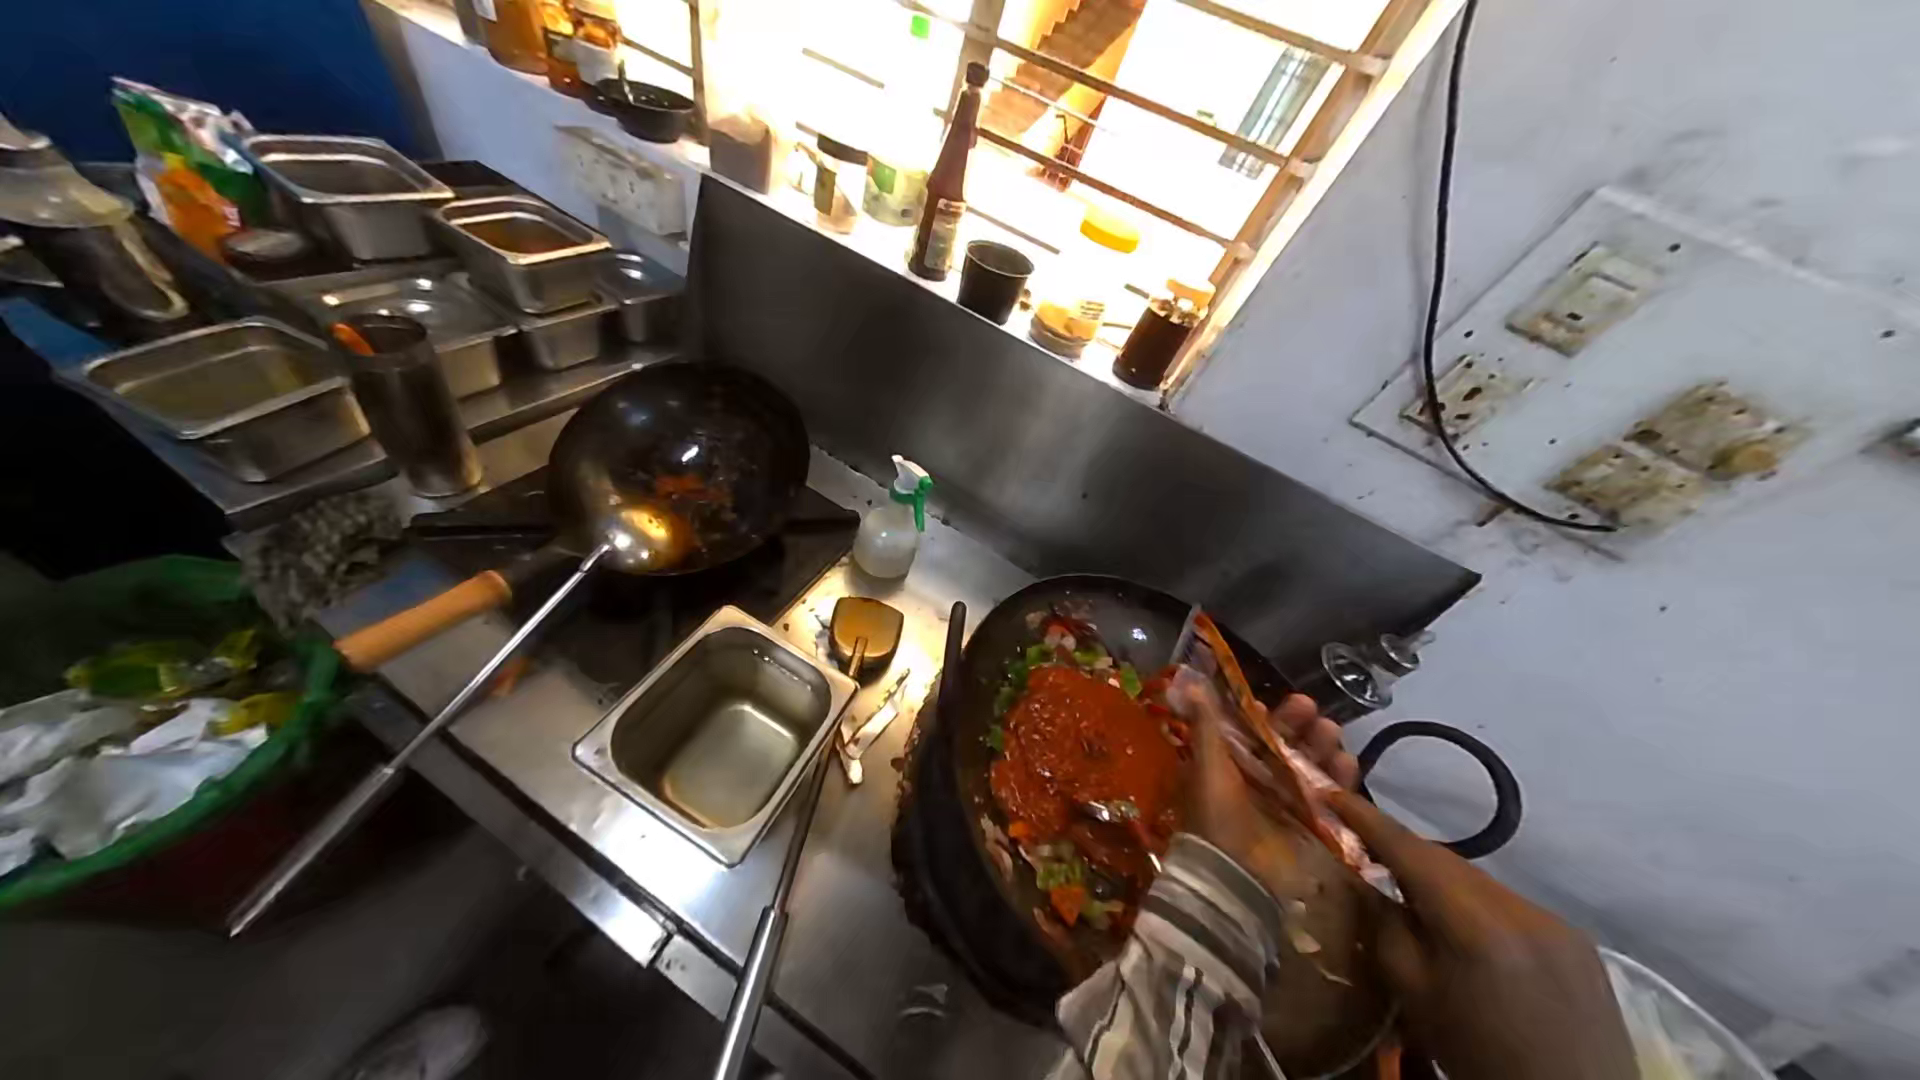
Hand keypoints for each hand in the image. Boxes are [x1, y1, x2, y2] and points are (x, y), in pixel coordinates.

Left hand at [1170, 669, 1356, 898]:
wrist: (1237, 875)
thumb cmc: (1216, 815)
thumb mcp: (1207, 766)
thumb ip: (1206, 727)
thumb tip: (1194, 685)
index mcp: (1227, 764)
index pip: (1247, 732)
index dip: (1259, 716)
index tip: (1270, 701)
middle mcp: (1256, 779)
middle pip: (1281, 744)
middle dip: (1297, 724)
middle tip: (1313, 708)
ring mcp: (1285, 801)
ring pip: (1308, 765)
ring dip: (1321, 746)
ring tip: (1332, 731)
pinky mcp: (1311, 824)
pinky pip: (1330, 796)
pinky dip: (1341, 780)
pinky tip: (1349, 762)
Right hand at [1329, 791, 1637, 1079]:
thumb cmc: (1475, 1053)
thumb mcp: (1410, 989)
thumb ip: (1384, 923)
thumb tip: (1367, 880)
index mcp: (1473, 924)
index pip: (1408, 848)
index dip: (1366, 817)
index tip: (1331, 792)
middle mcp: (1519, 909)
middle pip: (1443, 858)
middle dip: (1400, 847)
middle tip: (1360, 844)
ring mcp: (1554, 922)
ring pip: (1474, 876)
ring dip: (1437, 875)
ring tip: (1408, 890)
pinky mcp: (1577, 940)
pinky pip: (1506, 900)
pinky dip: (1472, 899)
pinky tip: (1462, 924)